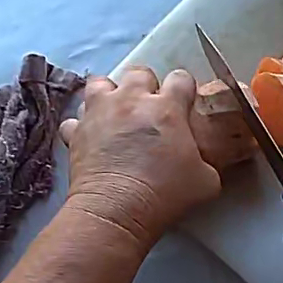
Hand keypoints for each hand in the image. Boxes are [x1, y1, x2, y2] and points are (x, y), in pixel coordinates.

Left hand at [60, 67, 219, 247]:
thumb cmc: (166, 193)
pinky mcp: (76, 132)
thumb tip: (206, 163)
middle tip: (150, 109)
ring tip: (116, 114)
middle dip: (146, 86)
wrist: (118, 210)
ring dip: (110, 95)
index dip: (185, 89)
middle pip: (139, 72)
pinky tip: (91, 138)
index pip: (181, 79)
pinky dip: (82, 126)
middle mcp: (131, 101)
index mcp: (167, 108)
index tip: (186, 104)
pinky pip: (75, 120)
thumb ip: (207, 162)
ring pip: (100, 84)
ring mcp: (99, 113)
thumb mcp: (206, 181)